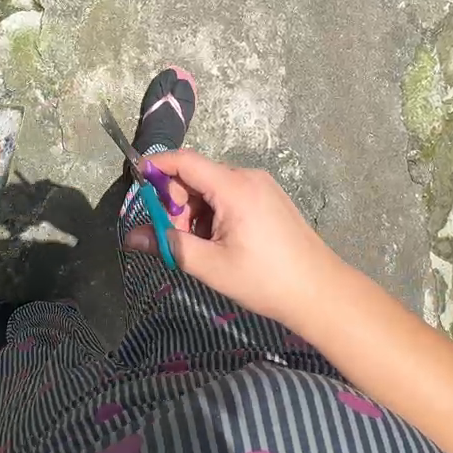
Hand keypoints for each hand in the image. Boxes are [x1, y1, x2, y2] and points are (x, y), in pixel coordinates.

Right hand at [123, 149, 348, 324]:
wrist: (320, 292)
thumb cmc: (264, 279)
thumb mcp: (211, 266)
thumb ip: (170, 245)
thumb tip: (131, 237)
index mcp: (233, 187)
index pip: (185, 160)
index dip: (157, 166)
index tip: (137, 180)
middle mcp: (248, 176)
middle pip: (198, 175)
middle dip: (178, 201)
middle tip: (178, 236)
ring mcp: (262, 185)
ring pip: (213, 186)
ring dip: (197, 210)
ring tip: (204, 247)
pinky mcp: (270, 197)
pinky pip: (231, 193)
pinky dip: (216, 211)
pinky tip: (222, 242)